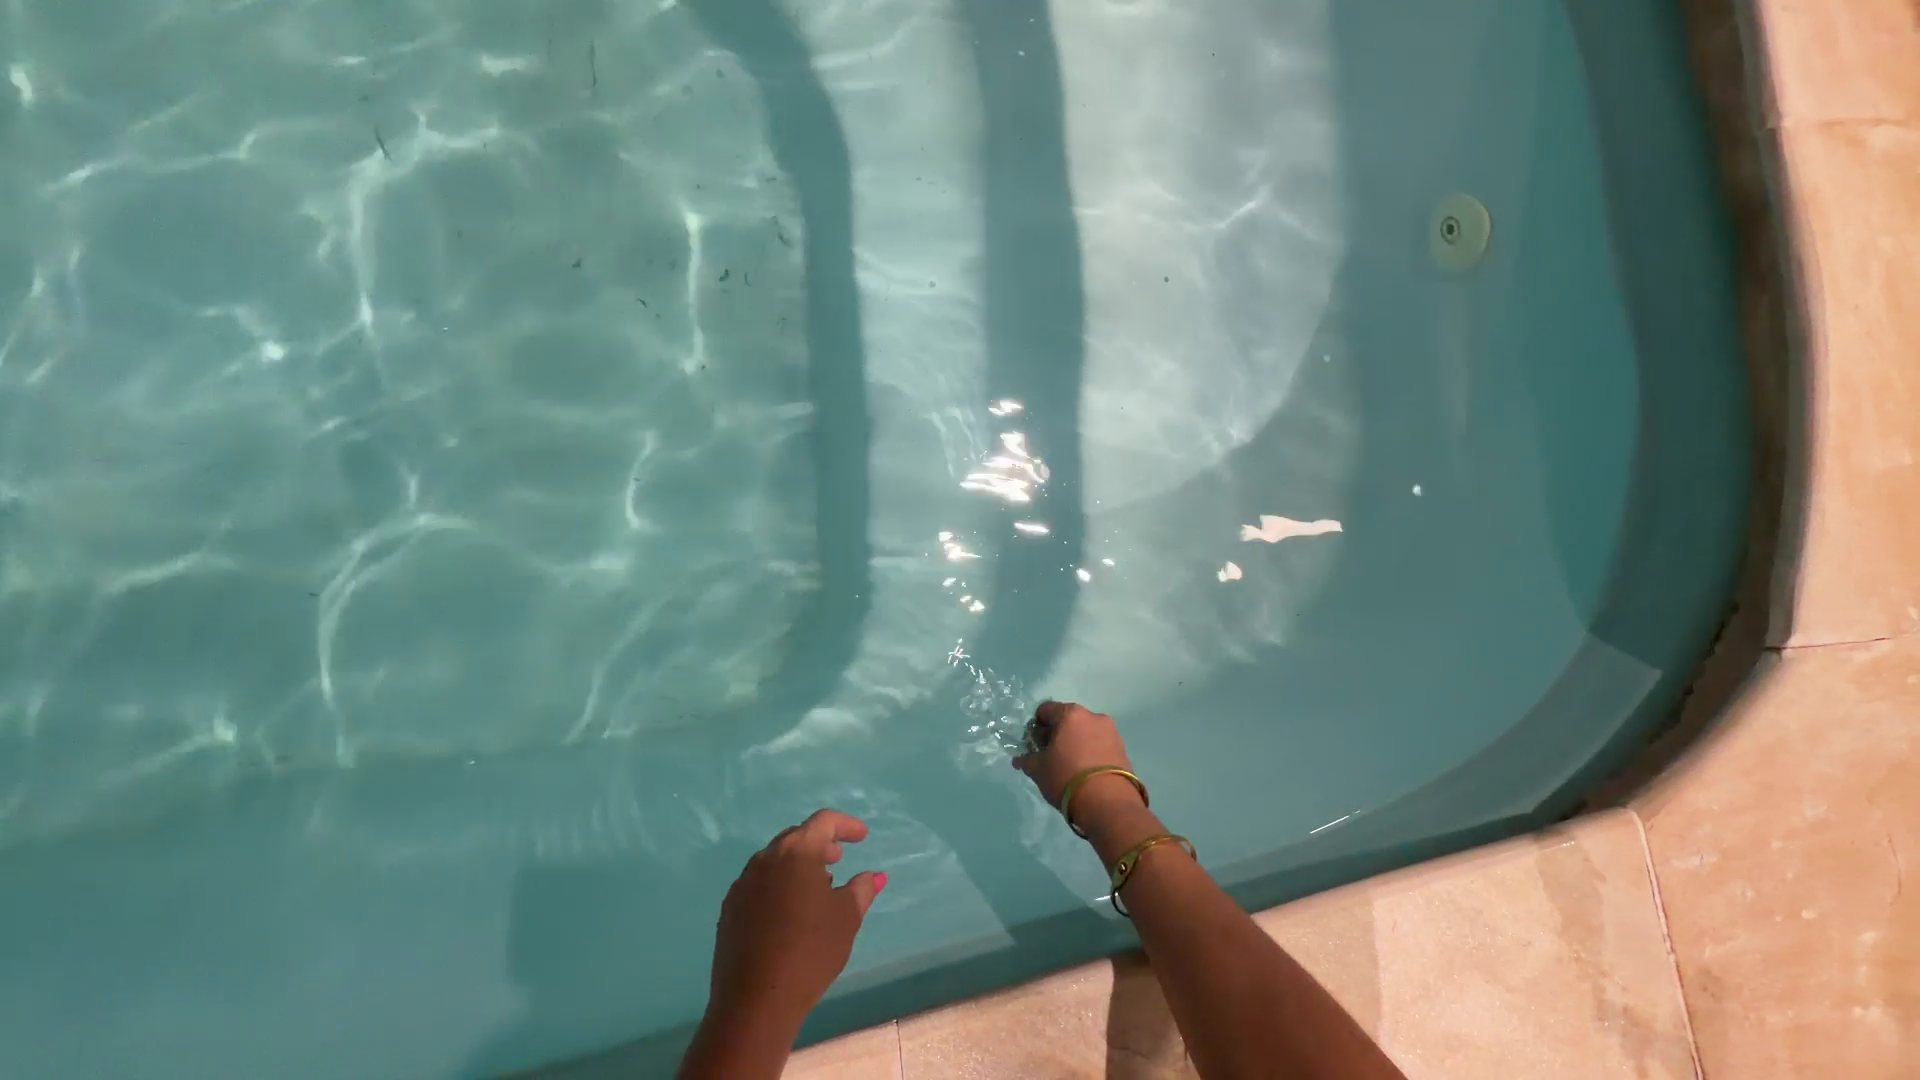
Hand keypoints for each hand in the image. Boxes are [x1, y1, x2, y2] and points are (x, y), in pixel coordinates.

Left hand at [706, 809, 886, 1034]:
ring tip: (817, 887)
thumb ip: (861, 890)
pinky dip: (779, 884)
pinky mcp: (730, 908)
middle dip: (820, 843)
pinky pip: (759, 883)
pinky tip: (790, 912)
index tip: (863, 837)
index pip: (823, 822)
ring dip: (798, 864)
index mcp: (797, 852)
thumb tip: (873, 876)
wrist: (755, 1001)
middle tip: (839, 859)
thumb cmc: (810, 952)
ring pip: (775, 860)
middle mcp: (766, 859)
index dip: (846, 825)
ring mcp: (743, 883)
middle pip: (796, 836)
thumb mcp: (846, 919)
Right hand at [1011, 700, 1137, 809]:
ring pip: (1085, 732)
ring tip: (1070, 767)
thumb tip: (1020, 759)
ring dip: (1075, 743)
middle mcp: (1093, 716)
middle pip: (1068, 720)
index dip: (1035, 727)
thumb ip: (1027, 760)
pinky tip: (1086, 773)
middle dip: (1057, 734)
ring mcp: (1112, 732)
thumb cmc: (1066, 778)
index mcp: (1070, 714)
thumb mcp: (1038, 770)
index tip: (1034, 746)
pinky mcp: (1123, 749)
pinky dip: (1091, 753)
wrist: (1107, 803)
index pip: (1045, 710)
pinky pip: (1100, 745)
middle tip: (1050, 757)